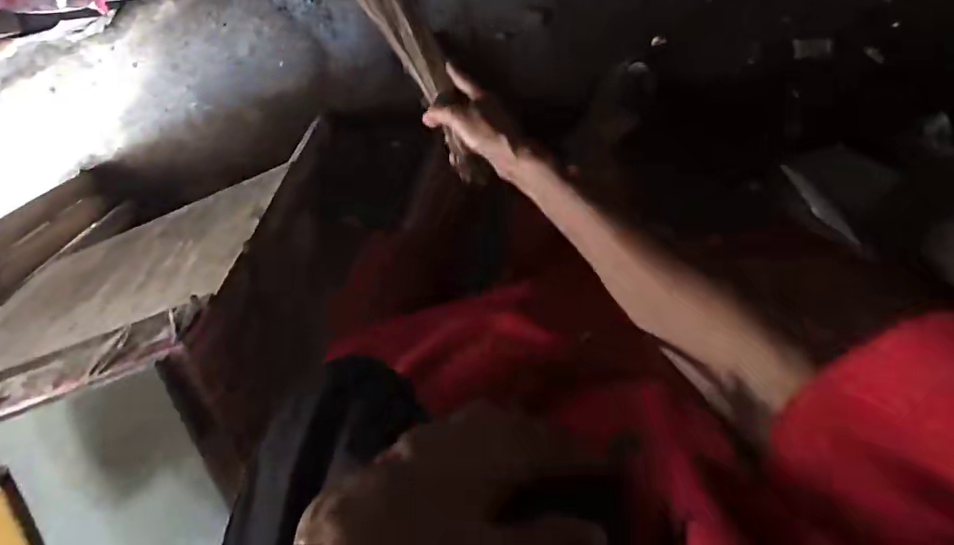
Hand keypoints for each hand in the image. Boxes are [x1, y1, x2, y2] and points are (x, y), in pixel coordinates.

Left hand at [295, 404, 607, 544]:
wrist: (339, 540)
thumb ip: (541, 540)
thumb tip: (595, 528)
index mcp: (481, 453)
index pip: (542, 444)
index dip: (579, 450)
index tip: (614, 457)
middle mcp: (455, 433)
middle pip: (511, 423)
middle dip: (545, 435)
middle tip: (577, 456)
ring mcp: (426, 437)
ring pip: (481, 421)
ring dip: (513, 431)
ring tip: (537, 452)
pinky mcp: (404, 450)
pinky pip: (458, 430)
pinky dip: (482, 437)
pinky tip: (482, 456)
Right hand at [422, 65, 555, 186]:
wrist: (512, 156)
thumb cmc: (486, 131)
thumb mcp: (459, 118)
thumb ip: (442, 112)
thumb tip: (427, 115)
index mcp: (481, 95)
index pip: (464, 79)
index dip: (454, 72)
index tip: (447, 63)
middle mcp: (488, 105)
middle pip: (465, 98)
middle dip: (451, 102)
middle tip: (436, 103)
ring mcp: (492, 121)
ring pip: (468, 117)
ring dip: (456, 124)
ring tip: (444, 131)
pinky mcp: (493, 137)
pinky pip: (473, 134)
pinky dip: (463, 140)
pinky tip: (456, 150)